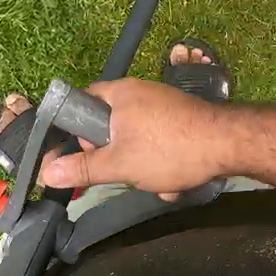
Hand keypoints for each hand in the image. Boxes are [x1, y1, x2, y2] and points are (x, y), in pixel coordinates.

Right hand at [39, 78, 234, 195]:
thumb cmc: (168, 149)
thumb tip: (47, 172)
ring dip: (142, 167)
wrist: (229, 145)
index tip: (81, 156)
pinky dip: (162, 163)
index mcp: (120, 93)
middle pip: (109, 126)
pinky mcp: (182, 119)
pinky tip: (173, 183)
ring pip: (136, 140)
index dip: (75, 132)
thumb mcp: (119, 164)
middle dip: (115, 157)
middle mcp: (141, 92)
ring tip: (156, 183)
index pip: (81, 103)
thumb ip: (82, 168)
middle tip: (121, 173)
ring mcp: (164, 105)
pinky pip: (159, 142)